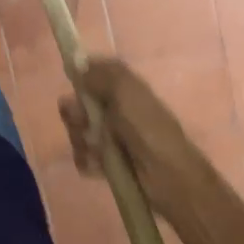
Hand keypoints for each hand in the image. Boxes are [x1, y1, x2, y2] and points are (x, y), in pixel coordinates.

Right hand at [59, 57, 203, 211]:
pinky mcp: (109, 162)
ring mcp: (112, 137)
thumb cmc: (148, 130)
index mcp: (124, 88)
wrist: (170, 180)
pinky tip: (94, 164)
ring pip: (79, 129)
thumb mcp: (125, 92)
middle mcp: (116, 109)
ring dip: (80, 138)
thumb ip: (99, 75)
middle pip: (80, 102)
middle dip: (75, 113)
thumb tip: (75, 63)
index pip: (94, 72)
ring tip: (93, 149)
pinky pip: (84, 154)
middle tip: (82, 123)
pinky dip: (85, 159)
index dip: (80, 76)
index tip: (72, 83)